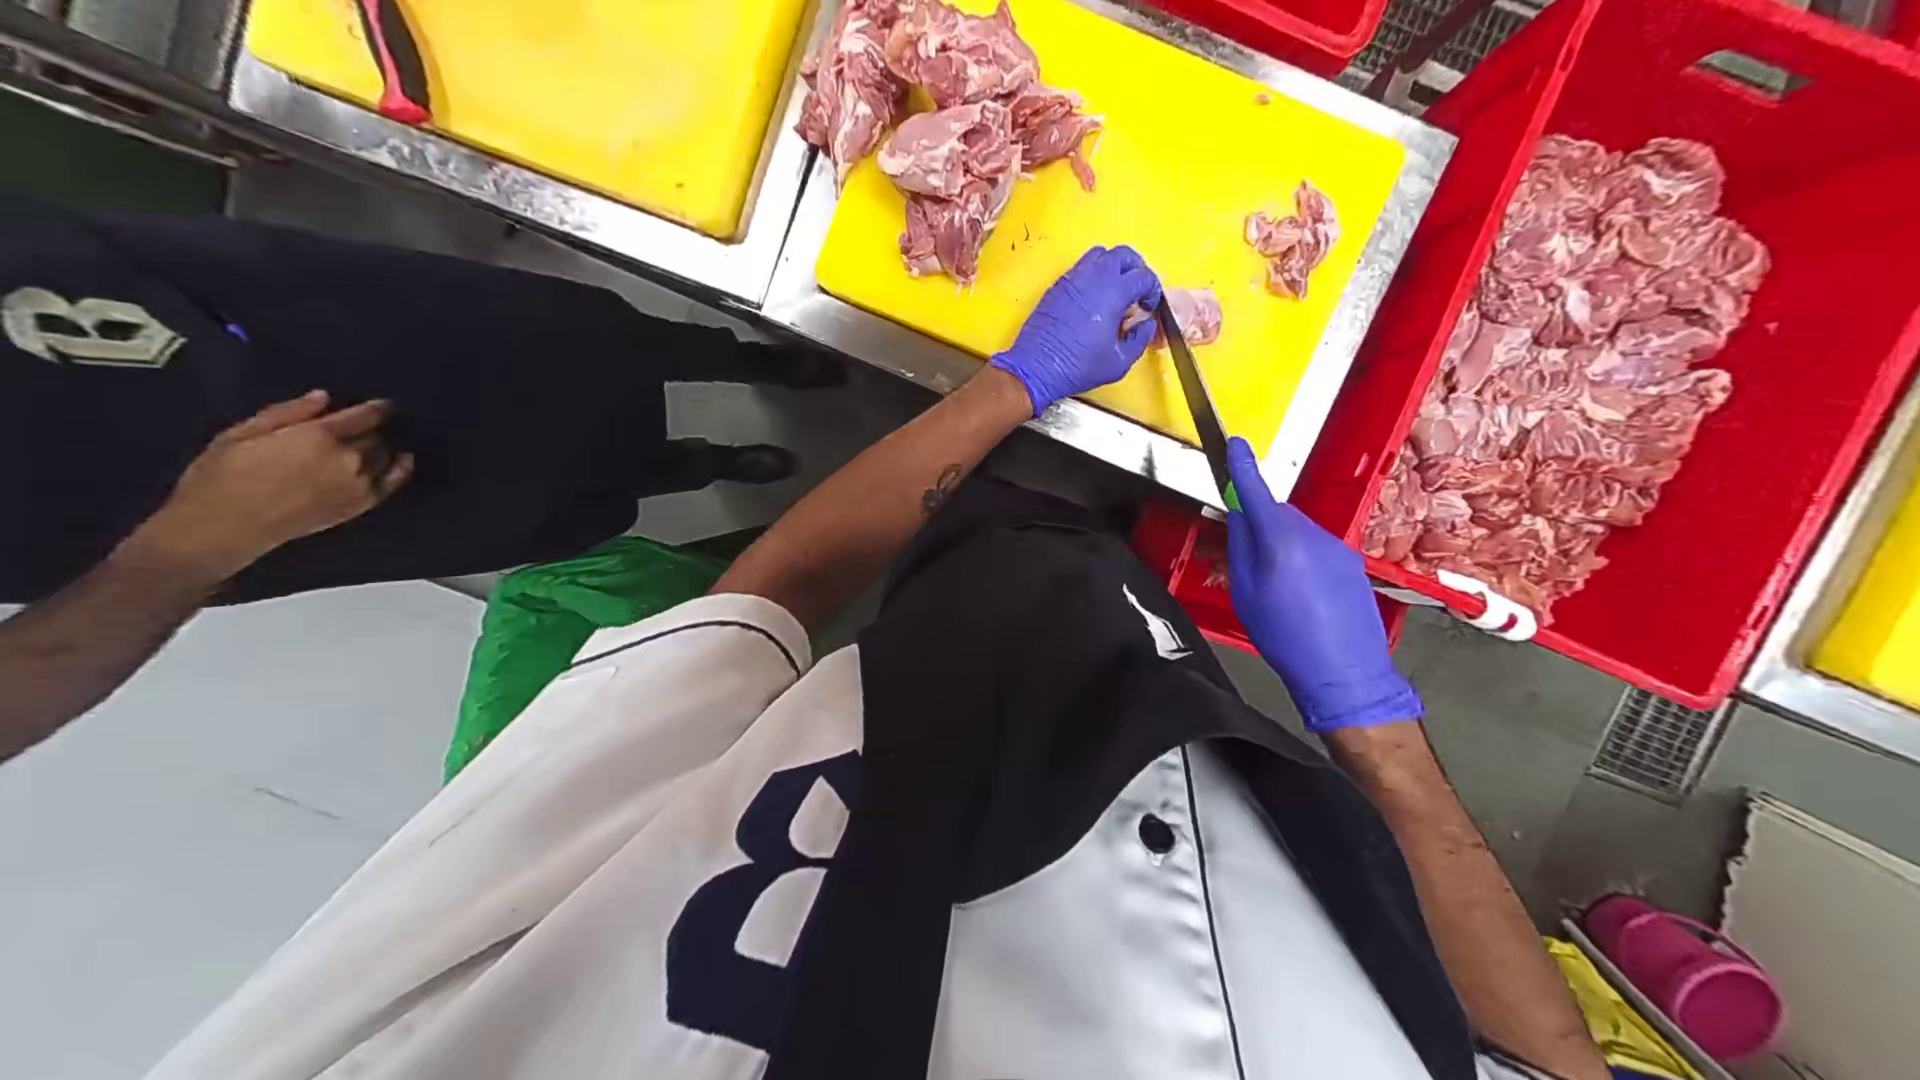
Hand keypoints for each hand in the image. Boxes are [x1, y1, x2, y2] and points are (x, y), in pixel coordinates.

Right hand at [120, 391, 415, 581]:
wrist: (226, 527)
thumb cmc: (223, 476)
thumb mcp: (244, 433)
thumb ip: (289, 412)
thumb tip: (324, 397)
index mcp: (320, 436)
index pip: (366, 416)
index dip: (378, 408)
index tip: (383, 405)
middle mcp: (350, 458)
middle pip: (376, 436)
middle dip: (369, 429)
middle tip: (361, 427)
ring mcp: (361, 482)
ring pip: (385, 455)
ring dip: (380, 447)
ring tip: (374, 442)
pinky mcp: (364, 503)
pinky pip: (394, 481)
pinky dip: (402, 468)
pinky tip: (403, 459)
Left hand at [990, 245, 1161, 414]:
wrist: (1037, 367)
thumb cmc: (1078, 366)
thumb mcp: (1119, 362)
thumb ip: (1140, 339)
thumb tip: (1147, 325)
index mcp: (1113, 292)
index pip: (1143, 276)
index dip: (1152, 290)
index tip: (1149, 306)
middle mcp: (1093, 277)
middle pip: (1123, 254)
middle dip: (1136, 268)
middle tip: (1138, 290)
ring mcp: (1072, 279)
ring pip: (1099, 255)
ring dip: (1113, 267)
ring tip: (1116, 290)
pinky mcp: (1057, 286)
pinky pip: (1080, 268)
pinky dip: (1093, 275)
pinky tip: (1094, 298)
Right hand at [1225, 437, 1420, 733]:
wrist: (1344, 671)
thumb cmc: (1284, 634)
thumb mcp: (1245, 590)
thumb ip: (1240, 546)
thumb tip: (1239, 514)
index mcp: (1281, 539)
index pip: (1256, 492)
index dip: (1243, 467)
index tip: (1236, 444)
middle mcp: (1314, 534)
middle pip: (1277, 512)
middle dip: (1259, 523)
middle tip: (1245, 557)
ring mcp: (1337, 547)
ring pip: (1297, 530)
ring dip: (1280, 544)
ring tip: (1274, 585)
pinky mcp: (1351, 563)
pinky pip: (1315, 546)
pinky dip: (1300, 557)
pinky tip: (1298, 591)